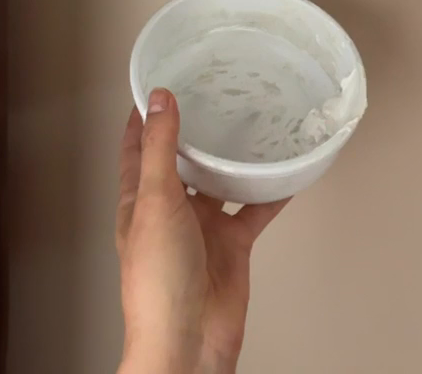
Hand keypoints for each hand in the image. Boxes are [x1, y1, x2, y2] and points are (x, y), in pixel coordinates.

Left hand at [116, 89, 289, 373]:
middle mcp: (170, 208)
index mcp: (140, 198)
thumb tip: (159, 98)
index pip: (136, 146)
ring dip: (233, 157)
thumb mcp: (155, 201)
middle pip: (182, 160)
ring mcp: (202, 226)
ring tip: (253, 121)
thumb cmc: (159, 277)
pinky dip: (270, 191)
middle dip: (195, 130)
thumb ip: (160, 148)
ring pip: (220, 181)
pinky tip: (285, 170)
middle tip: (215, 92)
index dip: (142, 116)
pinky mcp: (231, 244)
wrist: (189, 340)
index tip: (155, 81)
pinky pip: (254, 209)